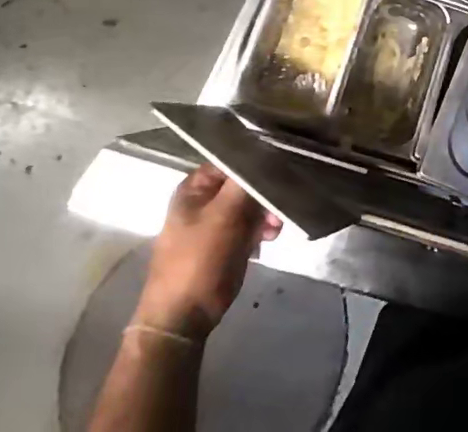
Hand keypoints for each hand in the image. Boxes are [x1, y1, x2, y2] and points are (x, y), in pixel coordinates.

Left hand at [133, 167, 282, 337]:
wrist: (184, 316)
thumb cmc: (199, 259)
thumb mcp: (224, 215)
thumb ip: (245, 181)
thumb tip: (265, 149)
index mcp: (195, 187)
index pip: (233, 158)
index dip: (257, 160)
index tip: (282, 166)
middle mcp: (206, 199)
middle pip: (245, 181)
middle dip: (266, 193)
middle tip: (279, 207)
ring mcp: (217, 220)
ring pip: (252, 203)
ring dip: (268, 212)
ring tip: (276, 227)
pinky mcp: (229, 240)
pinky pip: (252, 223)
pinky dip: (263, 228)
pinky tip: (270, 238)